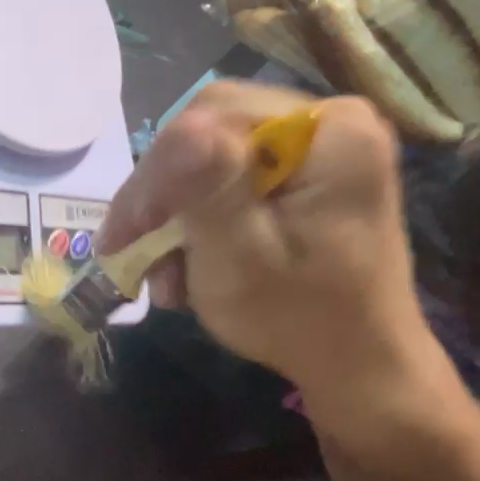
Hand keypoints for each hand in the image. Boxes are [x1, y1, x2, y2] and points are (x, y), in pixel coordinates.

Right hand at [96, 81, 432, 396]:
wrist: (357, 366)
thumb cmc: (299, 318)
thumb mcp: (241, 257)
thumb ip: (209, 190)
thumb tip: (176, 131)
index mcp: (328, 129)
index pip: (211, 115)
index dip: (157, 170)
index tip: (122, 234)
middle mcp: (328, 123)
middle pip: (210, 135)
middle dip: (162, 198)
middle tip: (129, 254)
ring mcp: (318, 151)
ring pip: (212, 161)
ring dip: (175, 219)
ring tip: (161, 277)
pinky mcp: (305, 180)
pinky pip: (233, 182)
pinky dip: (200, 224)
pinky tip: (186, 267)